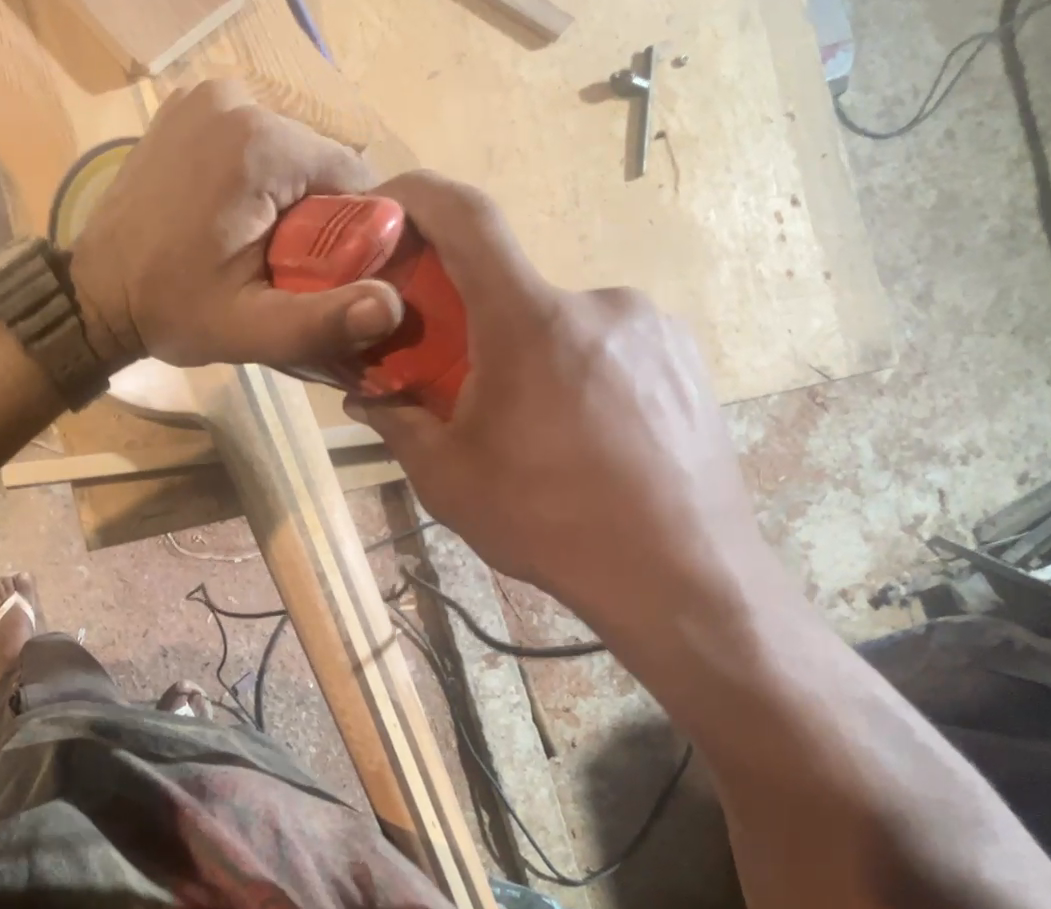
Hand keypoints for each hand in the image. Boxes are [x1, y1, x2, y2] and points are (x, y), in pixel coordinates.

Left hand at [68, 80, 402, 370]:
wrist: (94, 293)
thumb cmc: (169, 311)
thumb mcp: (248, 329)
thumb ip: (322, 320)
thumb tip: (392, 306)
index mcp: (261, 142)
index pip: (350, 176)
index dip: (346, 231)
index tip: (312, 271)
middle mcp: (237, 97)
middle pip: (319, 156)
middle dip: (314, 211)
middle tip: (274, 262)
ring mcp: (206, 94)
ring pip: (289, 142)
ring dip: (286, 191)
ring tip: (249, 240)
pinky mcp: (187, 105)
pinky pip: (252, 133)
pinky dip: (255, 170)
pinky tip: (229, 213)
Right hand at [347, 172, 769, 620]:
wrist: (678, 571)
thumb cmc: (545, 519)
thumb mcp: (447, 478)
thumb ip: (398, 424)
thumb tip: (364, 396)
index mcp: (530, 322)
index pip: (468, 219)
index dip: (419, 196)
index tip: (384, 205)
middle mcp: (597, 302)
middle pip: (513, 288)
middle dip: (472, 326)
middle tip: (455, 387)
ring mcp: (651, 328)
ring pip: (562, 324)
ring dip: (529, 357)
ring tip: (526, 429)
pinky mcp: (686, 358)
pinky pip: (610, 346)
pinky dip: (576, 373)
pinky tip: (579, 436)